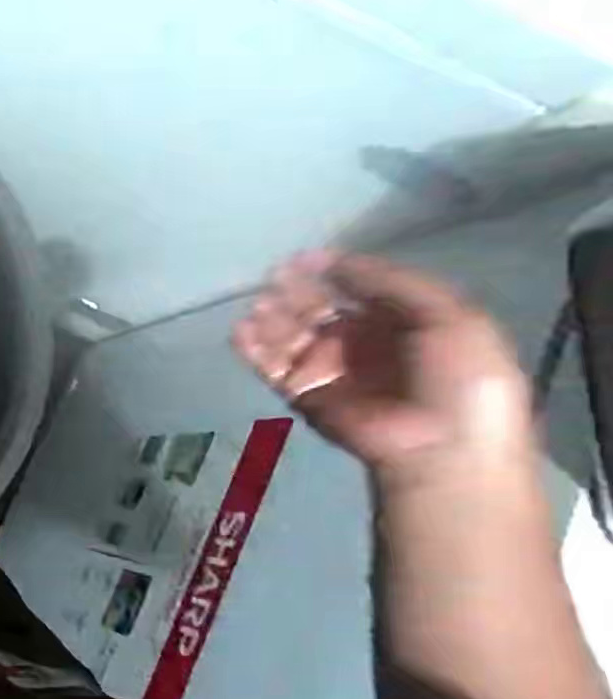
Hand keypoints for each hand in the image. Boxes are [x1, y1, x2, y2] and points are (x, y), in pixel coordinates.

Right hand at [232, 250, 535, 484]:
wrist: (437, 441)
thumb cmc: (457, 375)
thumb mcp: (447, 317)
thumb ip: (392, 285)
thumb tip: (335, 262)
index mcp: (398, 319)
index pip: (357, 288)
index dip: (333, 270)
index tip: (305, 258)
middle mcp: (356, 339)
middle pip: (315, 308)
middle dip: (295, 292)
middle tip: (274, 277)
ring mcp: (324, 365)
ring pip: (287, 334)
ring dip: (271, 317)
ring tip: (259, 305)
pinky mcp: (297, 389)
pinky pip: (268, 364)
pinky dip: (251, 347)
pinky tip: (241, 331)